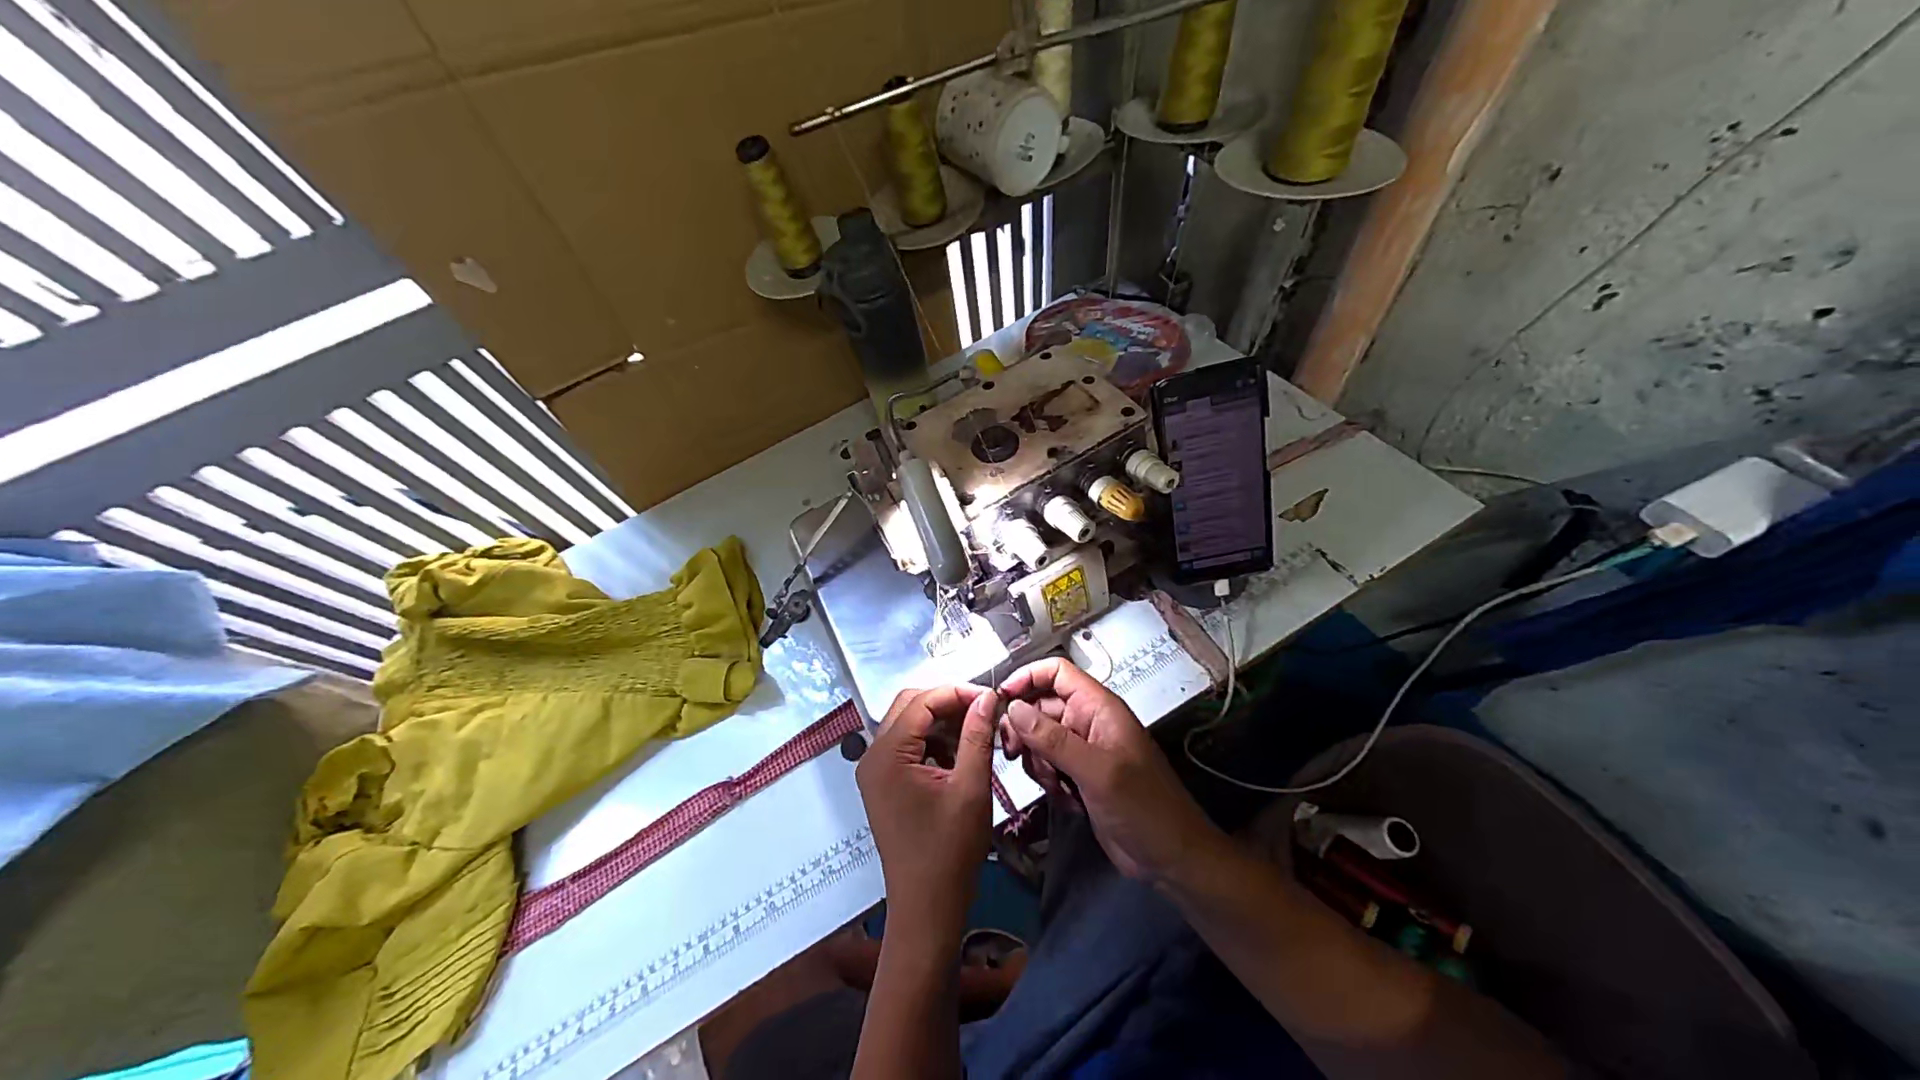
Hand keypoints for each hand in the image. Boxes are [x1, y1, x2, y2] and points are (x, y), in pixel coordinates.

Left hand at [856, 685, 997, 935]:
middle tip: (985, 711)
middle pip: (910, 707)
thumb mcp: (970, 789)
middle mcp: (873, 757)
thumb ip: (976, 736)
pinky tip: (961, 755)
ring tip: (978, 733)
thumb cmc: (949, 851)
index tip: (991, 697)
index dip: (957, 692)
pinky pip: (908, 748)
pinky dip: (934, 743)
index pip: (922, 701)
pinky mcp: (885, 785)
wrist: (927, 908)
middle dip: (949, 704)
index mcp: (887, 755)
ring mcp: (876, 772)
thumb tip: (986, 697)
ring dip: (943, 723)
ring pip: (910, 725)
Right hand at [998, 658, 1223, 884]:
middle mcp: (1088, 723)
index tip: (1001, 700)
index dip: (1027, 678)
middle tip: (1016, 754)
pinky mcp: (1078, 776)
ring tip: (1056, 785)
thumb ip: (1053, 739)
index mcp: (1099, 708)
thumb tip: (1014, 709)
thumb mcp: (1097, 771)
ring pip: (1039, 739)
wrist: (1170, 857)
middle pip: (1040, 707)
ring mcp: (1083, 751)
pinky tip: (1066, 800)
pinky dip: (1048, 781)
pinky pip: (1047, 766)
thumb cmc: (1145, 808)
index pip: (1057, 673)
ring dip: (1038, 762)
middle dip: (1024, 729)